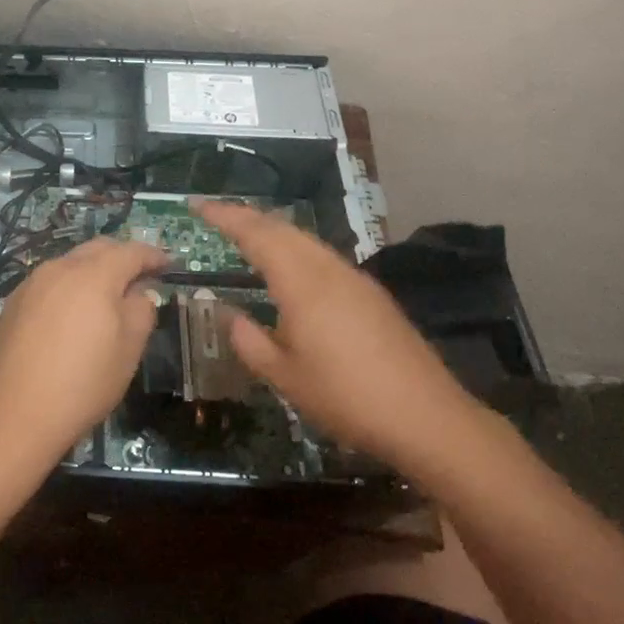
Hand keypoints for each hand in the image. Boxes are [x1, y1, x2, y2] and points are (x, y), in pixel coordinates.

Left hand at [0, 238, 167, 466]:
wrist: (15, 413)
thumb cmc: (84, 383)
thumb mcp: (128, 350)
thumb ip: (141, 310)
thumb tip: (138, 292)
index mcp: (93, 275)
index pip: (130, 252)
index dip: (152, 255)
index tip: (168, 264)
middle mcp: (60, 268)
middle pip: (97, 249)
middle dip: (122, 257)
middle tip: (141, 276)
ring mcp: (32, 283)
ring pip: (71, 263)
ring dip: (93, 270)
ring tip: (108, 296)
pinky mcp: (14, 302)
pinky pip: (50, 281)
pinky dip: (69, 286)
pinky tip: (73, 313)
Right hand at [195, 200, 485, 466]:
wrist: (427, 417)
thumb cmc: (347, 398)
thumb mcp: (285, 377)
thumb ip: (249, 341)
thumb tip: (226, 313)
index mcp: (301, 283)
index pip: (255, 234)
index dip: (224, 216)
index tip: (196, 205)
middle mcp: (328, 269)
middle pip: (282, 228)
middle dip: (246, 217)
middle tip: (215, 216)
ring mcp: (354, 279)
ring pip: (305, 240)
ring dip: (272, 231)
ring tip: (246, 237)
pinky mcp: (371, 294)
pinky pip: (322, 256)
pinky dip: (295, 249)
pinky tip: (290, 269)